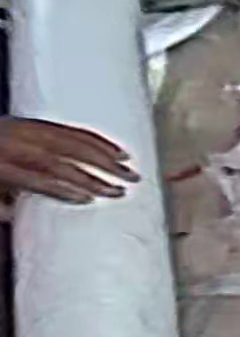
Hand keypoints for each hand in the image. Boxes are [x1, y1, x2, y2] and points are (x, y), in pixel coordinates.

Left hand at [0, 118, 138, 202]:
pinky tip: (119, 152)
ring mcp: (20, 129)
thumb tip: (16, 214)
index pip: (33, 177)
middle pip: (57, 160)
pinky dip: (99, 141)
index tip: (89, 199)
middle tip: (122, 188)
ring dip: (106, 159)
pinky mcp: (31, 122)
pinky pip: (70, 130)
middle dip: (94, 176)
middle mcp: (8, 143)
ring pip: (71, 143)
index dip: (62, 189)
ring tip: (129, 172)